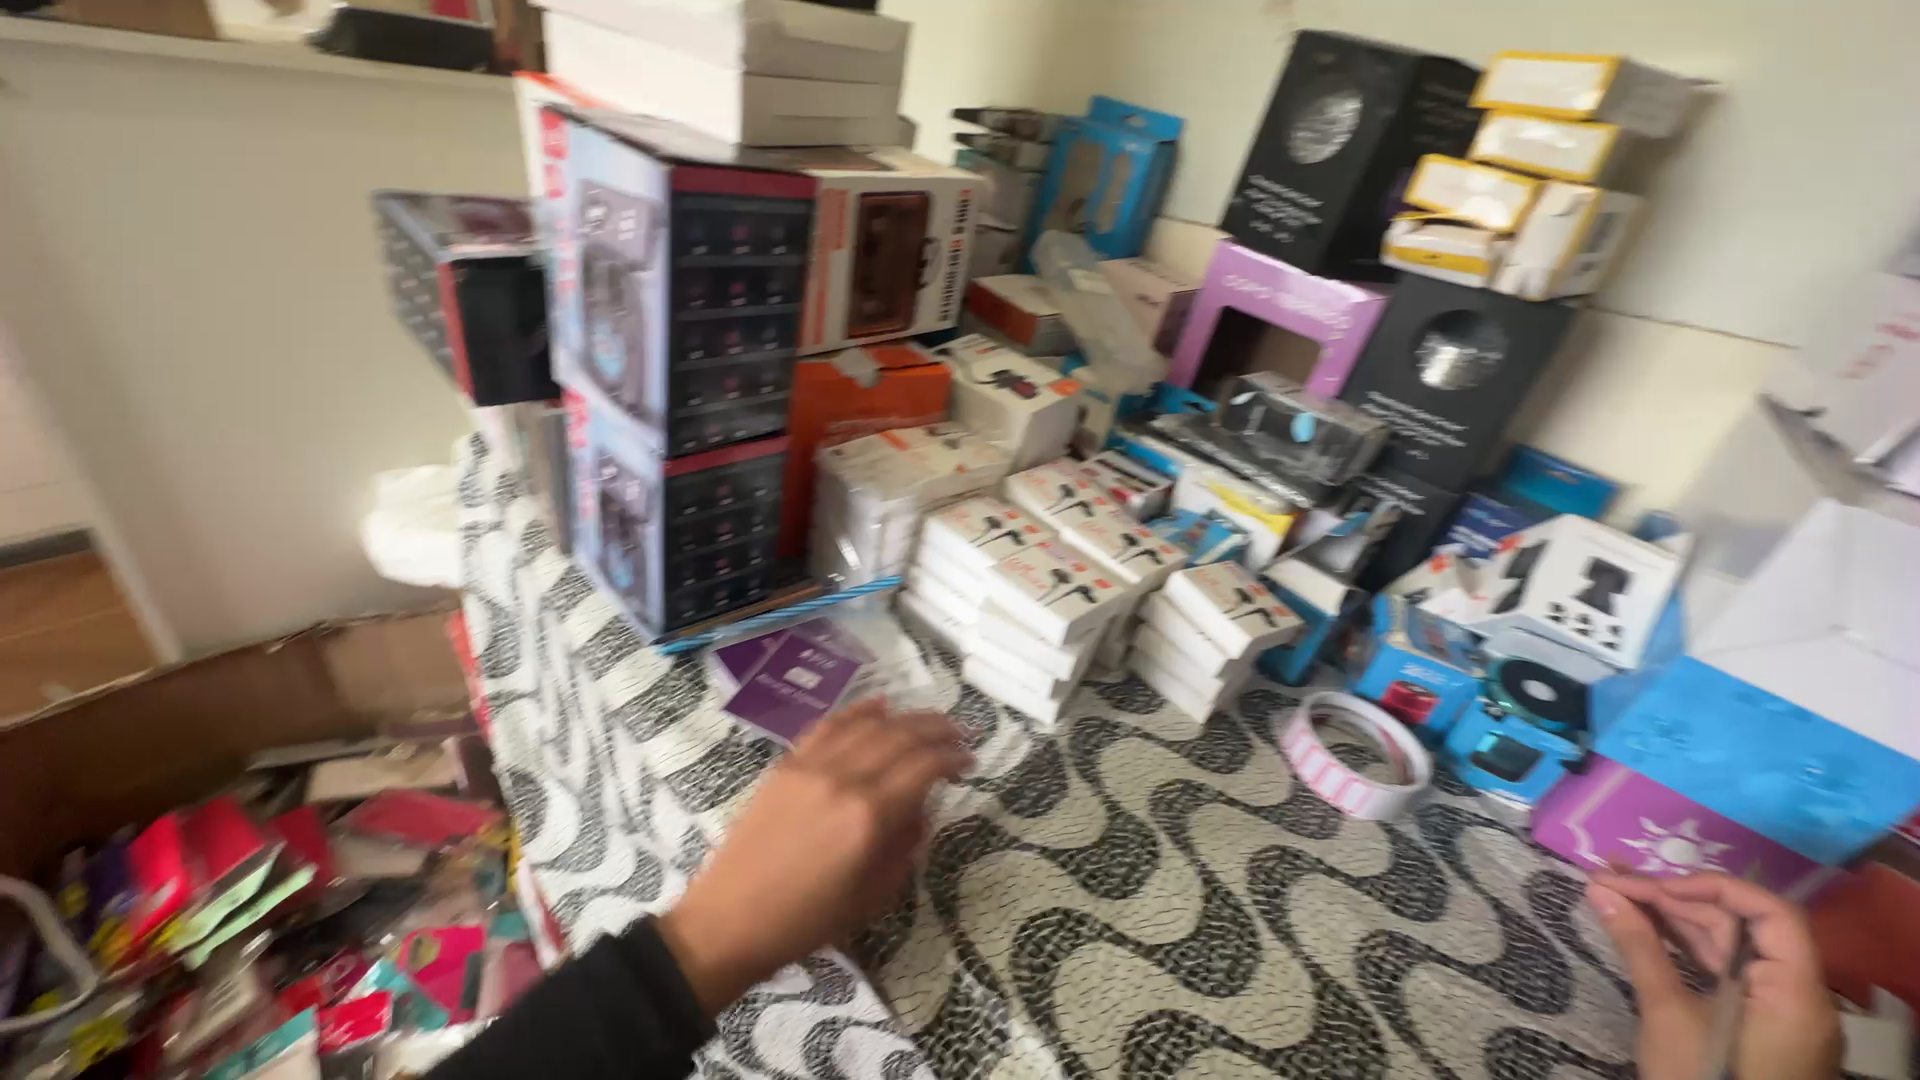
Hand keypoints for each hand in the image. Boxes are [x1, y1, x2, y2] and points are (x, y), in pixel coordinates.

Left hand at [655, 699, 970, 1016]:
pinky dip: (858, 711)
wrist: (730, 919)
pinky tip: (879, 705)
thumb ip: (905, 844)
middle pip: (901, 736)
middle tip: (958, 732)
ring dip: (904, 716)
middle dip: (937, 729)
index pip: (924, 767)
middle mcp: (844, 779)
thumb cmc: (807, 921)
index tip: (969, 759)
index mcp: (869, 816)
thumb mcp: (874, 895)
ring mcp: (811, 765)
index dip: (953, 757)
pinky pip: (829, 725)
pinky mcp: (787, 764)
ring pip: (868, 724)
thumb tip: (921, 808)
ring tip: (927, 719)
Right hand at [1587, 872, 1840, 1079]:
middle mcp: (1794, 993)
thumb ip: (1639, 947)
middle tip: (1608, 879)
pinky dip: (1678, 942)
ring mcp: (1774, 1007)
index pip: (1771, 913)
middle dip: (1672, 896)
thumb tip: (1600, 890)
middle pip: (1739, 924)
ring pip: (1723, 941)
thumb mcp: (1667, 1014)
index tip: (1653, 886)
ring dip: (1668, 914)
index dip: (1713, 887)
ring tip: (1610, 890)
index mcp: (1794, 992)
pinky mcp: (1753, 1018)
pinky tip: (1638, 924)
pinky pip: (1719, 965)